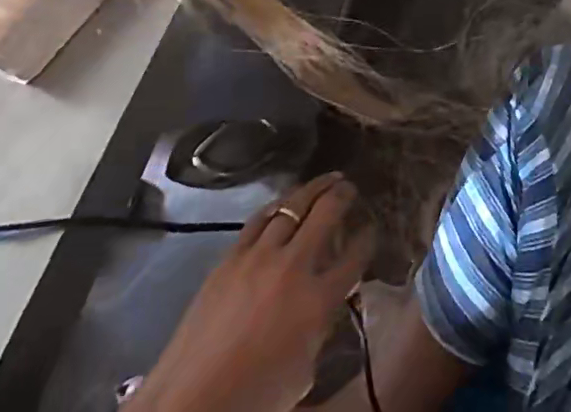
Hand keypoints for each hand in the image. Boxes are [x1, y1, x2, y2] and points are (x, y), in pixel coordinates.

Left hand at [127, 173, 374, 411]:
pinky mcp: (232, 254)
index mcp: (318, 301)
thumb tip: (321, 305)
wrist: (199, 392)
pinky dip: (276, 206)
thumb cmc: (258, 393)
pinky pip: (259, 219)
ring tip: (325, 179)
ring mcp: (259, 255)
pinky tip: (283, 202)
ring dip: (311, 190)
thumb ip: (319, 328)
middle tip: (351, 185)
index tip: (371, 227)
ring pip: (290, 208)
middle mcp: (292, 267)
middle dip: (341, 197)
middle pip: (324, 217)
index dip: (366, 240)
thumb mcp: (306, 368)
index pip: (352, 260)